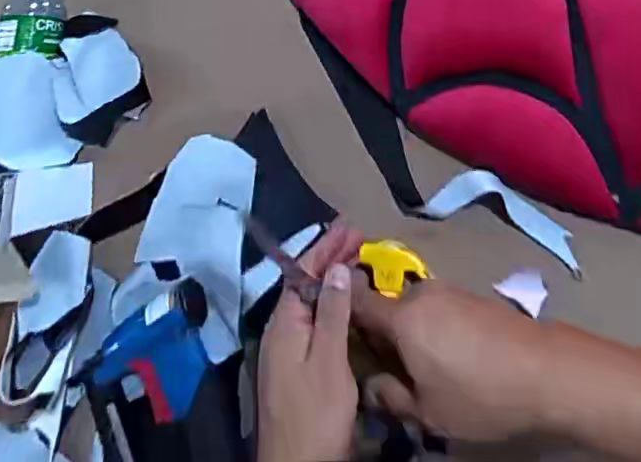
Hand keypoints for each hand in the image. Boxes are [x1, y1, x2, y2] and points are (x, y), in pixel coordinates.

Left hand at [256, 222, 364, 461]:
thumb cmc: (314, 413)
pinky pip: (315, 322)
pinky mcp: (297, 369)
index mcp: (284, 322)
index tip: (350, 227)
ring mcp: (287, 351)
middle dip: (331, 259)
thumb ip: (332, 312)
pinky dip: (332, 306)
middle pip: (306, 283)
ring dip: (333, 280)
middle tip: (358, 238)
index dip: (327, 247)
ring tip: (357, 262)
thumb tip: (337, 267)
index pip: (304, 271)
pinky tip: (348, 307)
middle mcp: (282, 331)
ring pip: (311, 303)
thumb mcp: (328, 360)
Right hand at [349, 280, 553, 442]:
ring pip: (414, 306)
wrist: (543, 369)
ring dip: (411, 328)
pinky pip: (438, 306)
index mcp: (403, 317)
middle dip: (383, 330)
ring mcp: (448, 290)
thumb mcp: (430, 413)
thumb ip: (392, 396)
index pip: (359, 302)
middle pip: (388, 306)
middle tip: (390, 363)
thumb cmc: (479, 395)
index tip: (340, 329)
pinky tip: (450, 352)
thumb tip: (373, 384)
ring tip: (423, 362)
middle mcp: (421, 294)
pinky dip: (434, 325)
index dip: (344, 313)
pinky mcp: (470, 294)